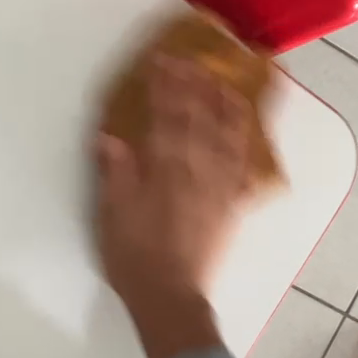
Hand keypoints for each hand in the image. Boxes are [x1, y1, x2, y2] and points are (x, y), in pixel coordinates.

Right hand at [94, 56, 255, 357]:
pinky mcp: (232, 205)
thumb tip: (111, 138)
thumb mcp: (113, 215)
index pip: (167, 116)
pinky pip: (244, 166)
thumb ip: (117, 174)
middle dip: (197, 86)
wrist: (171, 298)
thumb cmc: (135, 257)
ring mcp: (220, 187)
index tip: (163, 60)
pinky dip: (246, 143)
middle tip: (194, 60)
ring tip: (226, 82)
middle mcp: (198, 170)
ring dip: (227, 106)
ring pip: (228, 136)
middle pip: (200, 118)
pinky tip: (245, 130)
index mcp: (166, 169)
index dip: (166, 85)